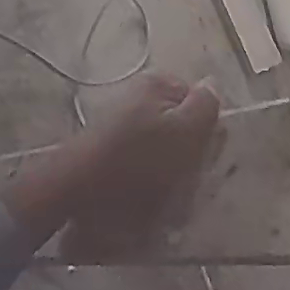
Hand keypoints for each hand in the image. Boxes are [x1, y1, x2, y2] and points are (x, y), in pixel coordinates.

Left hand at [0, 74, 220, 252]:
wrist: (76, 192)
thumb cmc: (136, 161)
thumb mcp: (184, 131)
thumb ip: (205, 105)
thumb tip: (213, 84)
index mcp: (157, 84)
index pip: (202, 104)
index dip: (208, 133)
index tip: (203, 157)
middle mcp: (138, 98)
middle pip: (183, 129)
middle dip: (190, 158)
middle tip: (185, 181)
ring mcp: (123, 126)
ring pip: (166, 155)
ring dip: (173, 180)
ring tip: (164, 198)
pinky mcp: (112, 154)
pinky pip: (145, 171)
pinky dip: (150, 188)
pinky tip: (146, 205)